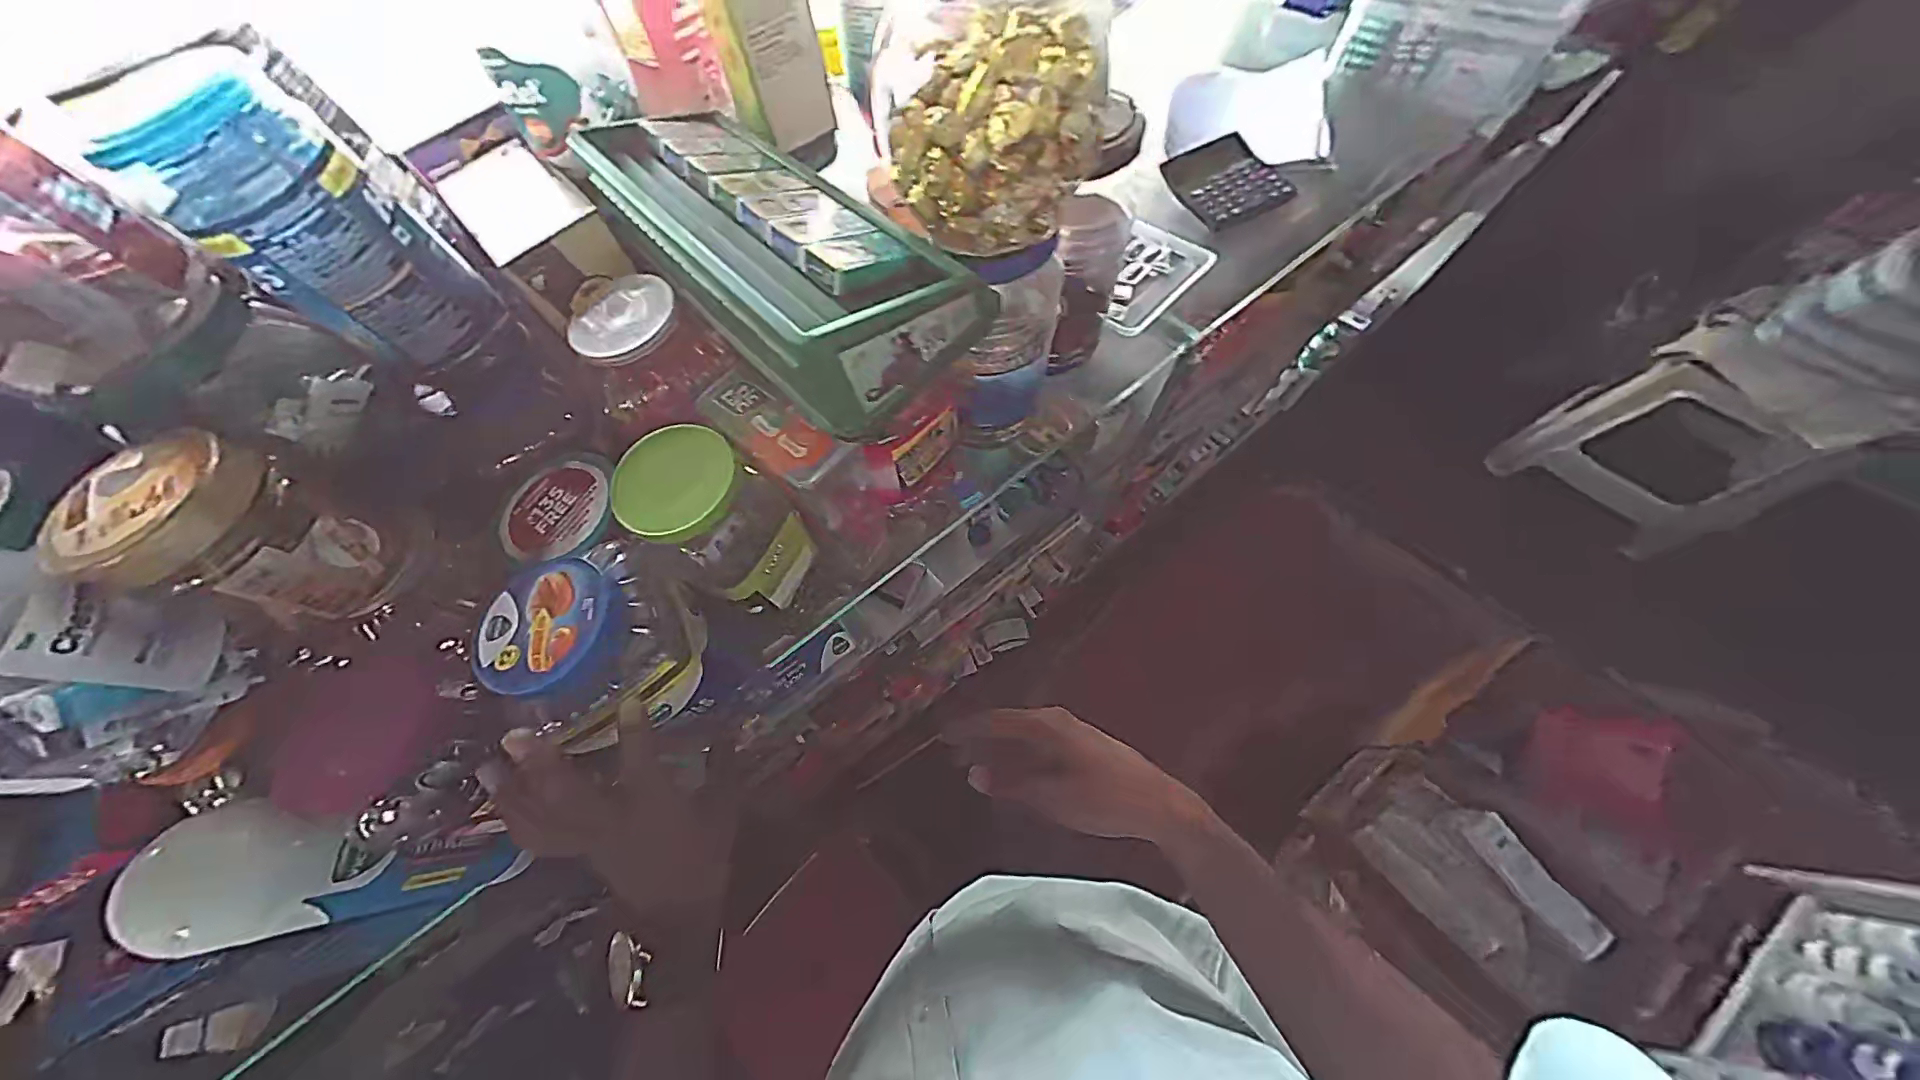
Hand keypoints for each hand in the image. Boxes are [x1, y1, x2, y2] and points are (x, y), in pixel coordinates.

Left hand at [478, 724, 733, 911]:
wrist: (678, 911)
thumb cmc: (703, 854)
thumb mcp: (724, 807)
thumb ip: (724, 766)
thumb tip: (731, 727)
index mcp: (653, 806)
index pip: (641, 763)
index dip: (635, 732)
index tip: (629, 701)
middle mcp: (612, 821)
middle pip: (566, 796)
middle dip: (539, 766)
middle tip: (513, 736)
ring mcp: (587, 840)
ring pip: (540, 818)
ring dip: (511, 793)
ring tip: (487, 765)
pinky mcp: (575, 852)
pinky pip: (536, 837)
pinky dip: (513, 818)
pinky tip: (499, 797)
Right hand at [941, 707, 1210, 844]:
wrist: (1159, 804)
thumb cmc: (1104, 799)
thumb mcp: (1052, 797)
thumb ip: (1012, 785)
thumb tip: (974, 774)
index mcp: (1048, 726)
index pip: (998, 721)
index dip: (969, 729)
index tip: (943, 736)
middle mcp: (1057, 722)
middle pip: (1009, 726)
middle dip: (981, 740)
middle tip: (953, 754)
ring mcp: (1071, 734)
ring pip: (1024, 738)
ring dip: (1000, 750)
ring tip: (975, 765)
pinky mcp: (1082, 749)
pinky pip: (1039, 748)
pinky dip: (1020, 758)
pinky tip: (1012, 774)